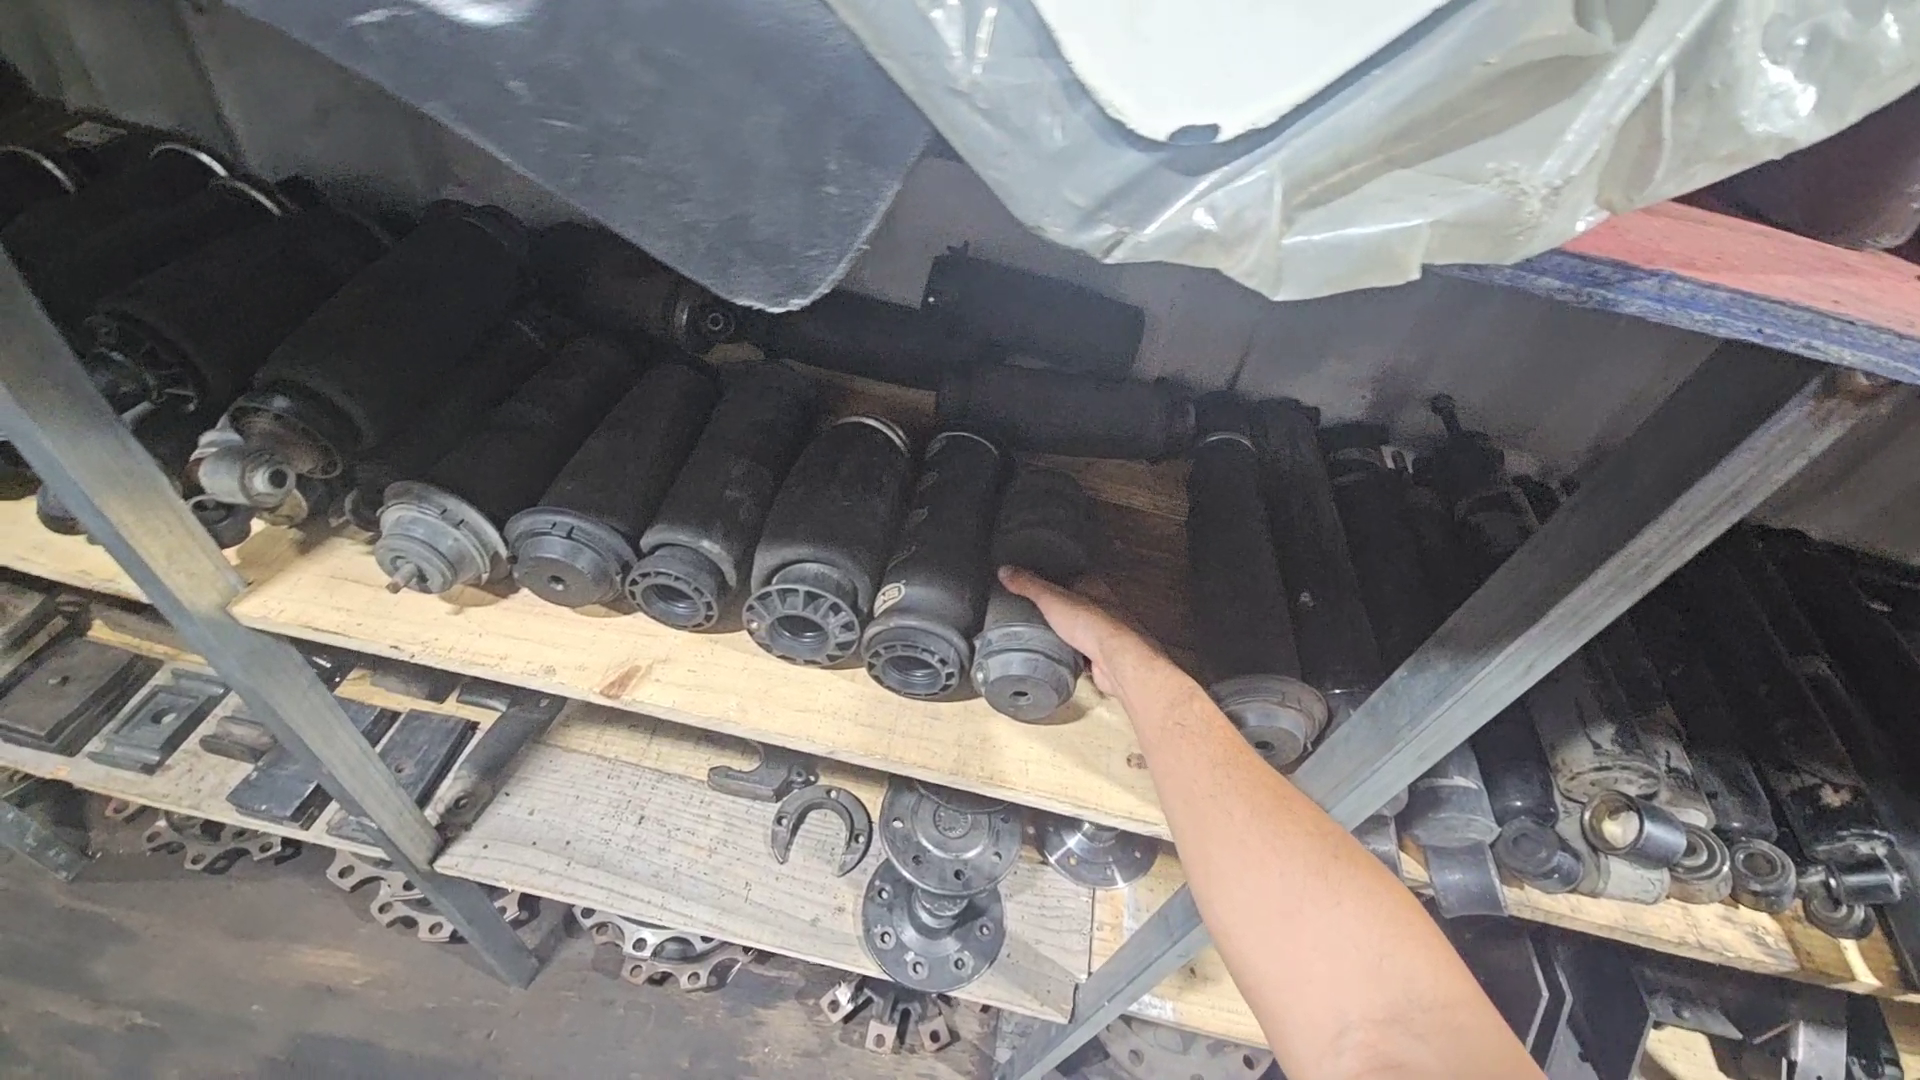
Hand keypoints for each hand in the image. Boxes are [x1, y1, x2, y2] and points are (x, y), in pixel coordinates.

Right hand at [997, 566, 1160, 697]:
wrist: (1117, 659)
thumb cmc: (1092, 623)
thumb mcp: (1051, 598)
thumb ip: (1028, 584)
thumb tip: (1005, 570)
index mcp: (1093, 587)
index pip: (1076, 577)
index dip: (1060, 578)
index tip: (1043, 582)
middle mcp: (1103, 608)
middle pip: (1081, 604)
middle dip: (1065, 608)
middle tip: (1042, 611)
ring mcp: (1105, 634)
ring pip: (1084, 630)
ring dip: (1070, 633)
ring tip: (1047, 636)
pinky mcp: (1103, 657)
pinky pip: (1085, 655)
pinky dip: (1075, 656)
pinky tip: (1062, 659)